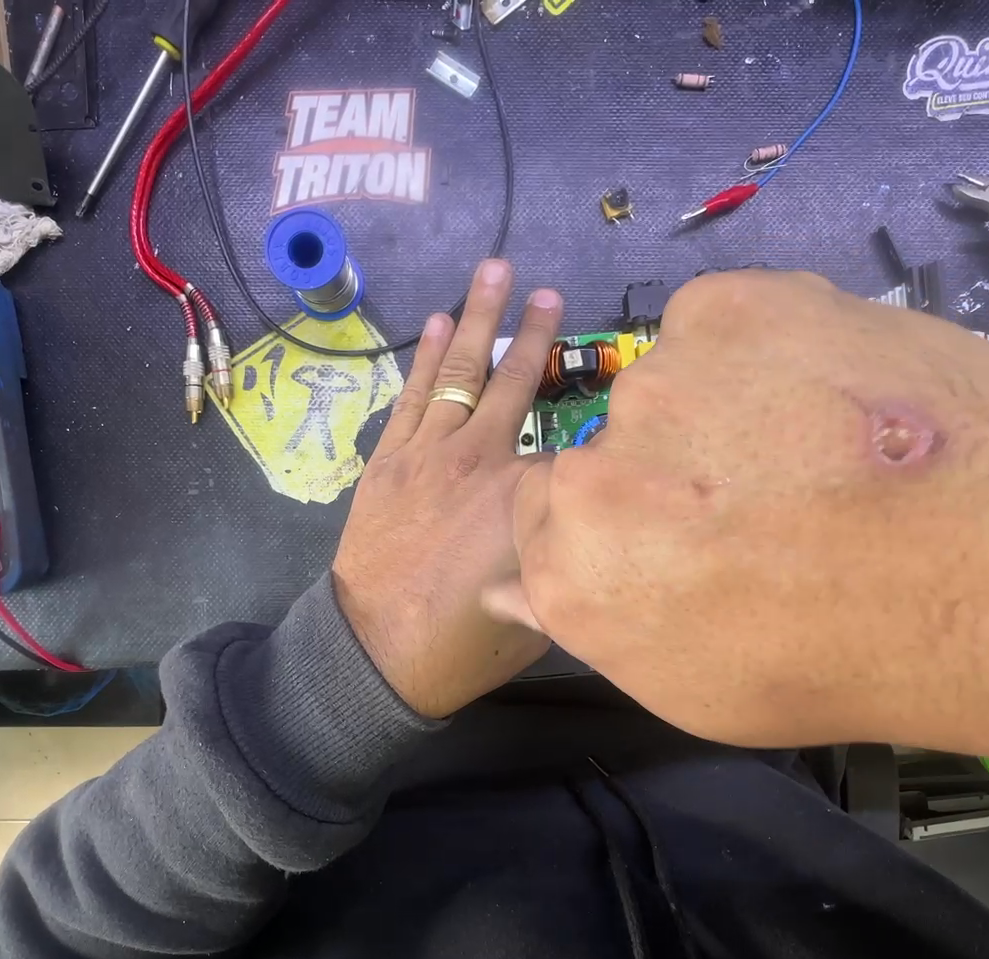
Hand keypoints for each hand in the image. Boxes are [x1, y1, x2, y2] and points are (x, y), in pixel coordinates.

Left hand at [332, 259, 561, 717]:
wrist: (374, 657)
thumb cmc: (465, 646)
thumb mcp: (543, 615)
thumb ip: (567, 555)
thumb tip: (586, 524)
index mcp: (526, 499)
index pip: (573, 445)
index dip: (595, 425)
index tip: (615, 402)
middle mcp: (480, 461)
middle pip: (513, 384)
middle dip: (533, 334)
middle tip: (549, 291)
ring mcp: (428, 455)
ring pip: (458, 374)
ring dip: (476, 319)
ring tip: (492, 270)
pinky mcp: (389, 462)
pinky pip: (411, 397)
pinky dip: (424, 358)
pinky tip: (436, 324)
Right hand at [503, 271, 988, 783]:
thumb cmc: (856, 660)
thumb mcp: (700, 691)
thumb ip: (597, 624)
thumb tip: (516, 577)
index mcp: (575, 572)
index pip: (549, 518)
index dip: (624, 526)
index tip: (687, 537)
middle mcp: (592, 470)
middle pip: (606, 452)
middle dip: (667, 476)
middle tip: (764, 502)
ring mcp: (662, 380)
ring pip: (668, 387)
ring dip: (718, 412)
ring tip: (820, 448)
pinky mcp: (734, 304)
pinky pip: (719, 327)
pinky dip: (760, 353)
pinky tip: (834, 394)